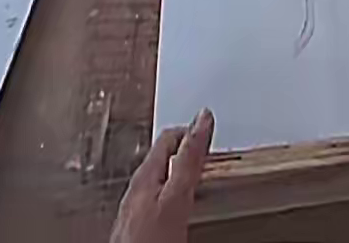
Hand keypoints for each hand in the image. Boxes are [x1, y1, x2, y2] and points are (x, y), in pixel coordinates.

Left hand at [109, 109, 214, 242]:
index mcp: (146, 174)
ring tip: (200, 184)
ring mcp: (136, 210)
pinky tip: (182, 215)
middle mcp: (138, 189)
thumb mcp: (176, 196)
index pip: (170, 136)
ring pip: (163, 181)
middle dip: (187, 154)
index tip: (212, 130)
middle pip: (166, 158)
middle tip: (210, 158)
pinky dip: (174, 200)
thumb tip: (202, 119)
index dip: (193, 130)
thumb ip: (189, 159)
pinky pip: (159, 203)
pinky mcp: (138, 230)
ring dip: (181, 178)